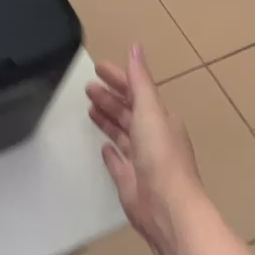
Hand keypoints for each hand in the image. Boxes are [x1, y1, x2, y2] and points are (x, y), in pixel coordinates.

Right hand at [87, 45, 205, 254]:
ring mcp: (141, 160)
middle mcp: (152, 137)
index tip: (98, 67)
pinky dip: (110, 151)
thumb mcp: (150, 110)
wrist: (167, 208)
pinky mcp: (130, 181)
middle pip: (128, 111)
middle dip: (109, 97)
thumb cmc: (160, 155)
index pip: (136, 91)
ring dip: (107, 118)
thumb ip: (139, 80)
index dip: (119, 78)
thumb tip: (135, 47)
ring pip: (122, 133)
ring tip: (89, 106)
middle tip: (87, 86)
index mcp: (160, 119)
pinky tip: (103, 146)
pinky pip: (118, 161)